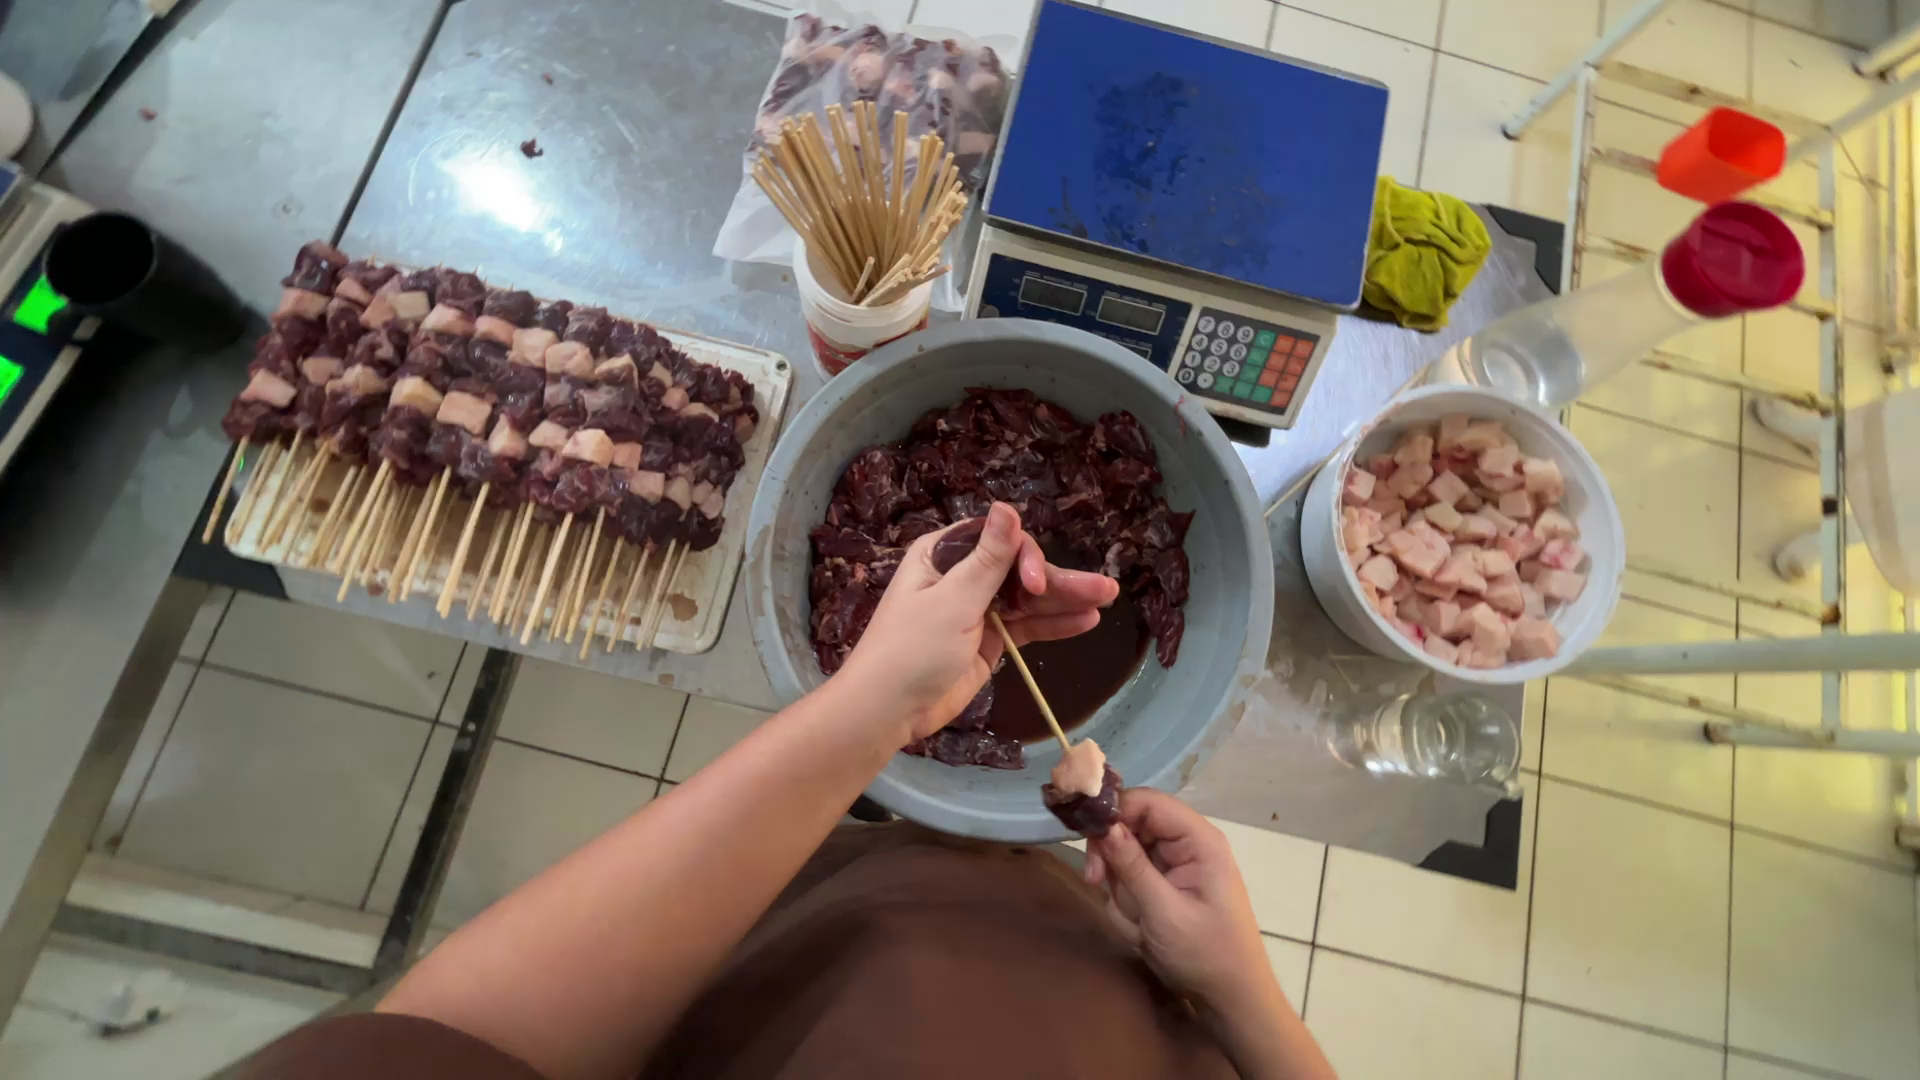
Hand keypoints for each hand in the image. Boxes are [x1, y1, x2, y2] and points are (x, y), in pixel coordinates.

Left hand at [836, 501, 1119, 740]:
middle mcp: (962, 577)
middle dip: (1059, 580)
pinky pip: (1026, 627)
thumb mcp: (952, 601)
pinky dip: (1053, 625)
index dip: (1025, 557)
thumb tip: (1006, 506)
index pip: (998, 540)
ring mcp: (977, 610)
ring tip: (1108, 598)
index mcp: (943, 556)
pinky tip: (1085, 620)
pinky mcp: (988, 641)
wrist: (886, 711)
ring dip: (1065, 601)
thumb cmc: (911, 650)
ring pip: (1028, 600)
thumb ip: (988, 559)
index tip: (1036, 584)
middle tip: (1106, 588)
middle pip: (1019, 571)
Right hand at [1084, 788, 1275, 1009]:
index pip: (1147, 801)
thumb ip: (1132, 865)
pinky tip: (1139, 926)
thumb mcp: (1164, 913)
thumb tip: (1103, 825)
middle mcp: (1186, 842)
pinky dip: (1126, 899)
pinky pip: (1129, 875)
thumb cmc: (1206, 955)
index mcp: (1198, 839)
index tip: (1087, 835)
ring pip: (1124, 851)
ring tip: (1135, 921)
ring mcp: (1174, 862)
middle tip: (1095, 881)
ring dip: (1120, 886)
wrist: (1230, 1002)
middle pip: (1130, 823)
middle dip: (1112, 855)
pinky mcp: (1163, 881)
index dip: (1115, 811)